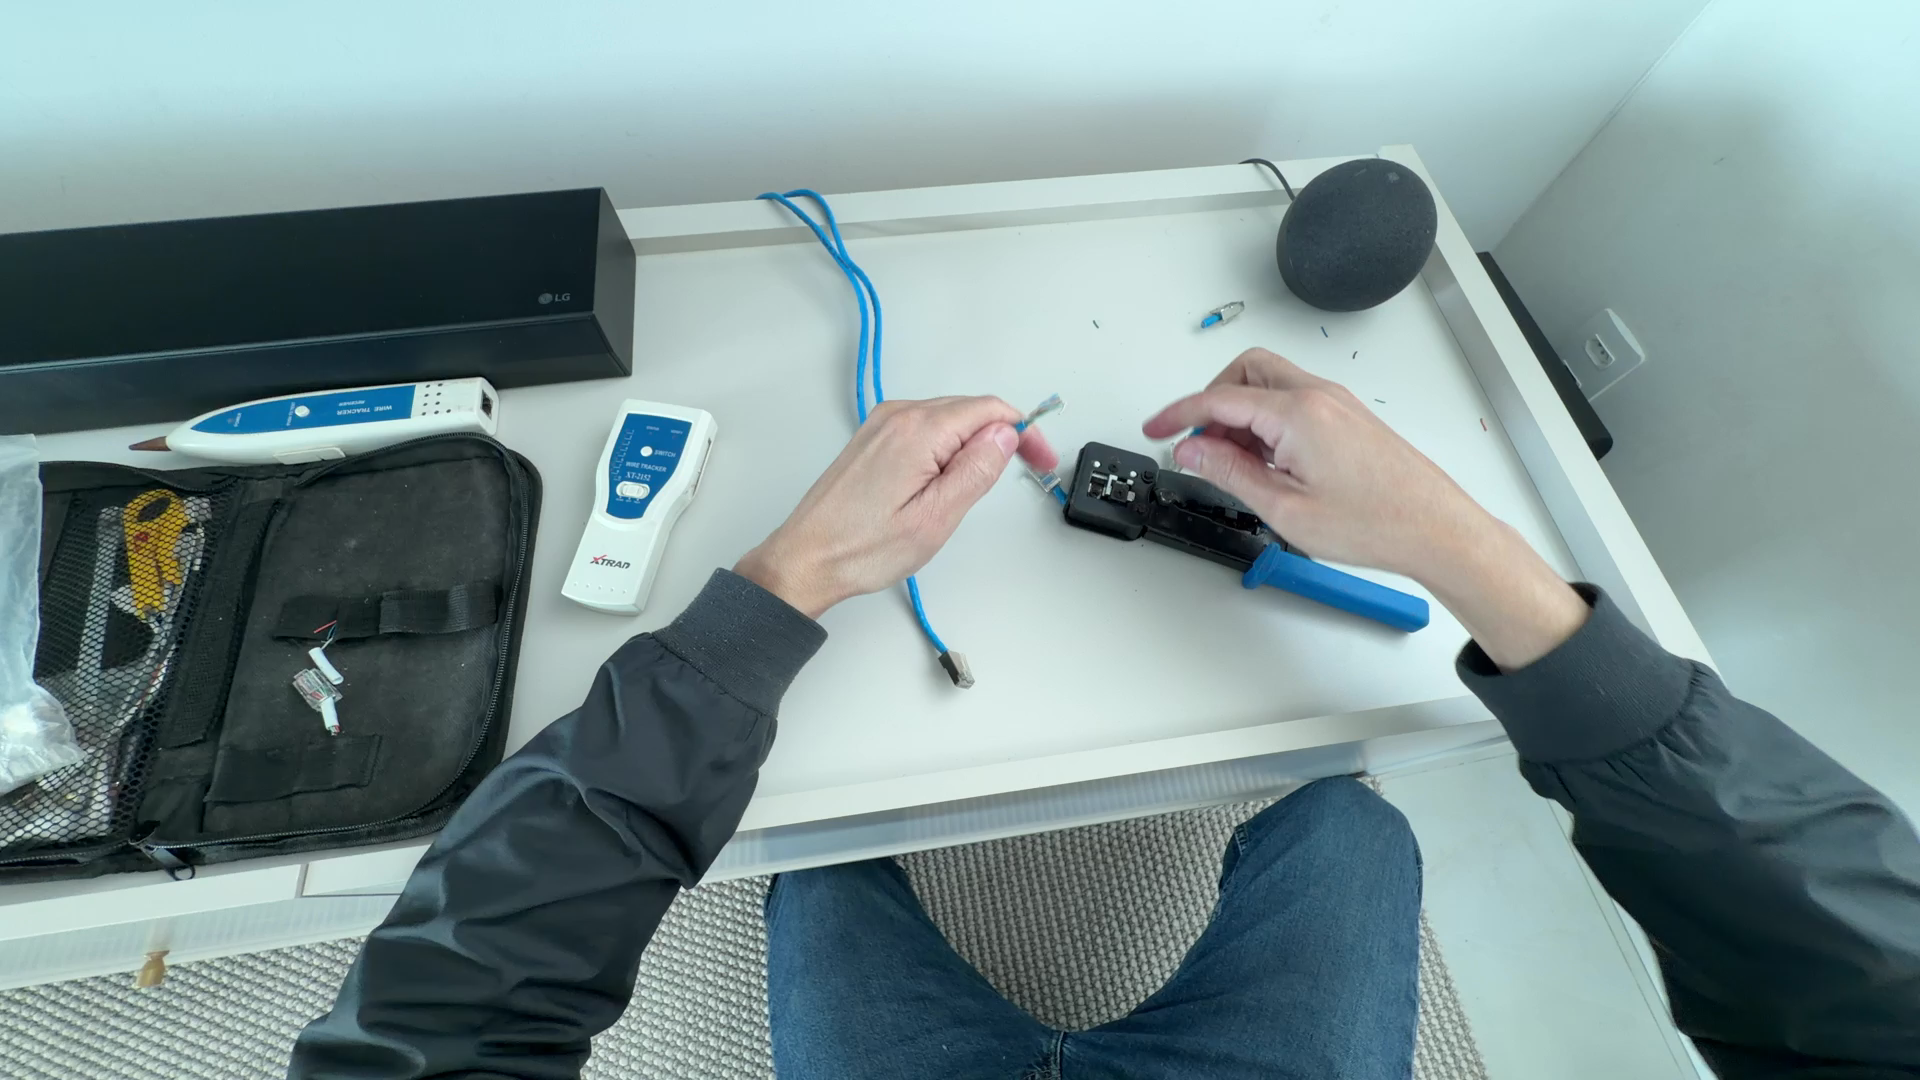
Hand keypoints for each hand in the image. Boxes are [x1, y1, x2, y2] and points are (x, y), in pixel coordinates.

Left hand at [736, 396, 1057, 618]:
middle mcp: (897, 417)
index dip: (1024, 431)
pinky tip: (949, 478)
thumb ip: (975, 470)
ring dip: (975, 444)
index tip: (1040, 458)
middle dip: (1004, 436)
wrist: (806, 558)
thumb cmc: (863, 548)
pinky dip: (948, 447)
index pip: (989, 410)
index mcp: (917, 431)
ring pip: (949, 420)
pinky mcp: (874, 439)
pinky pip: (925, 430)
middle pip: (970, 410)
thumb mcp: (936, 518)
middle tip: (1027, 471)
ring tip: (982, 485)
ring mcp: (882, 425)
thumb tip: (1004, 436)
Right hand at [1143, 348, 1586, 668]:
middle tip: (1195, 443)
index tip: (1154, 428)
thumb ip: (1229, 472)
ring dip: (1237, 414)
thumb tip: (1191, 451)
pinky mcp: (1344, 418)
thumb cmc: (1374, 523)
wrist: (1436, 530)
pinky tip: (1262, 463)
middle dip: (1210, 401)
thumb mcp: (1282, 507)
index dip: (1178, 414)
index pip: (1218, 399)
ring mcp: (1335, 404)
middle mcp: (1318, 397)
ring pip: (1268, 386)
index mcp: (1298, 414)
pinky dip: (1263, 423)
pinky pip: (1290, 402)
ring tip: (1231, 464)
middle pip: (1244, 371)